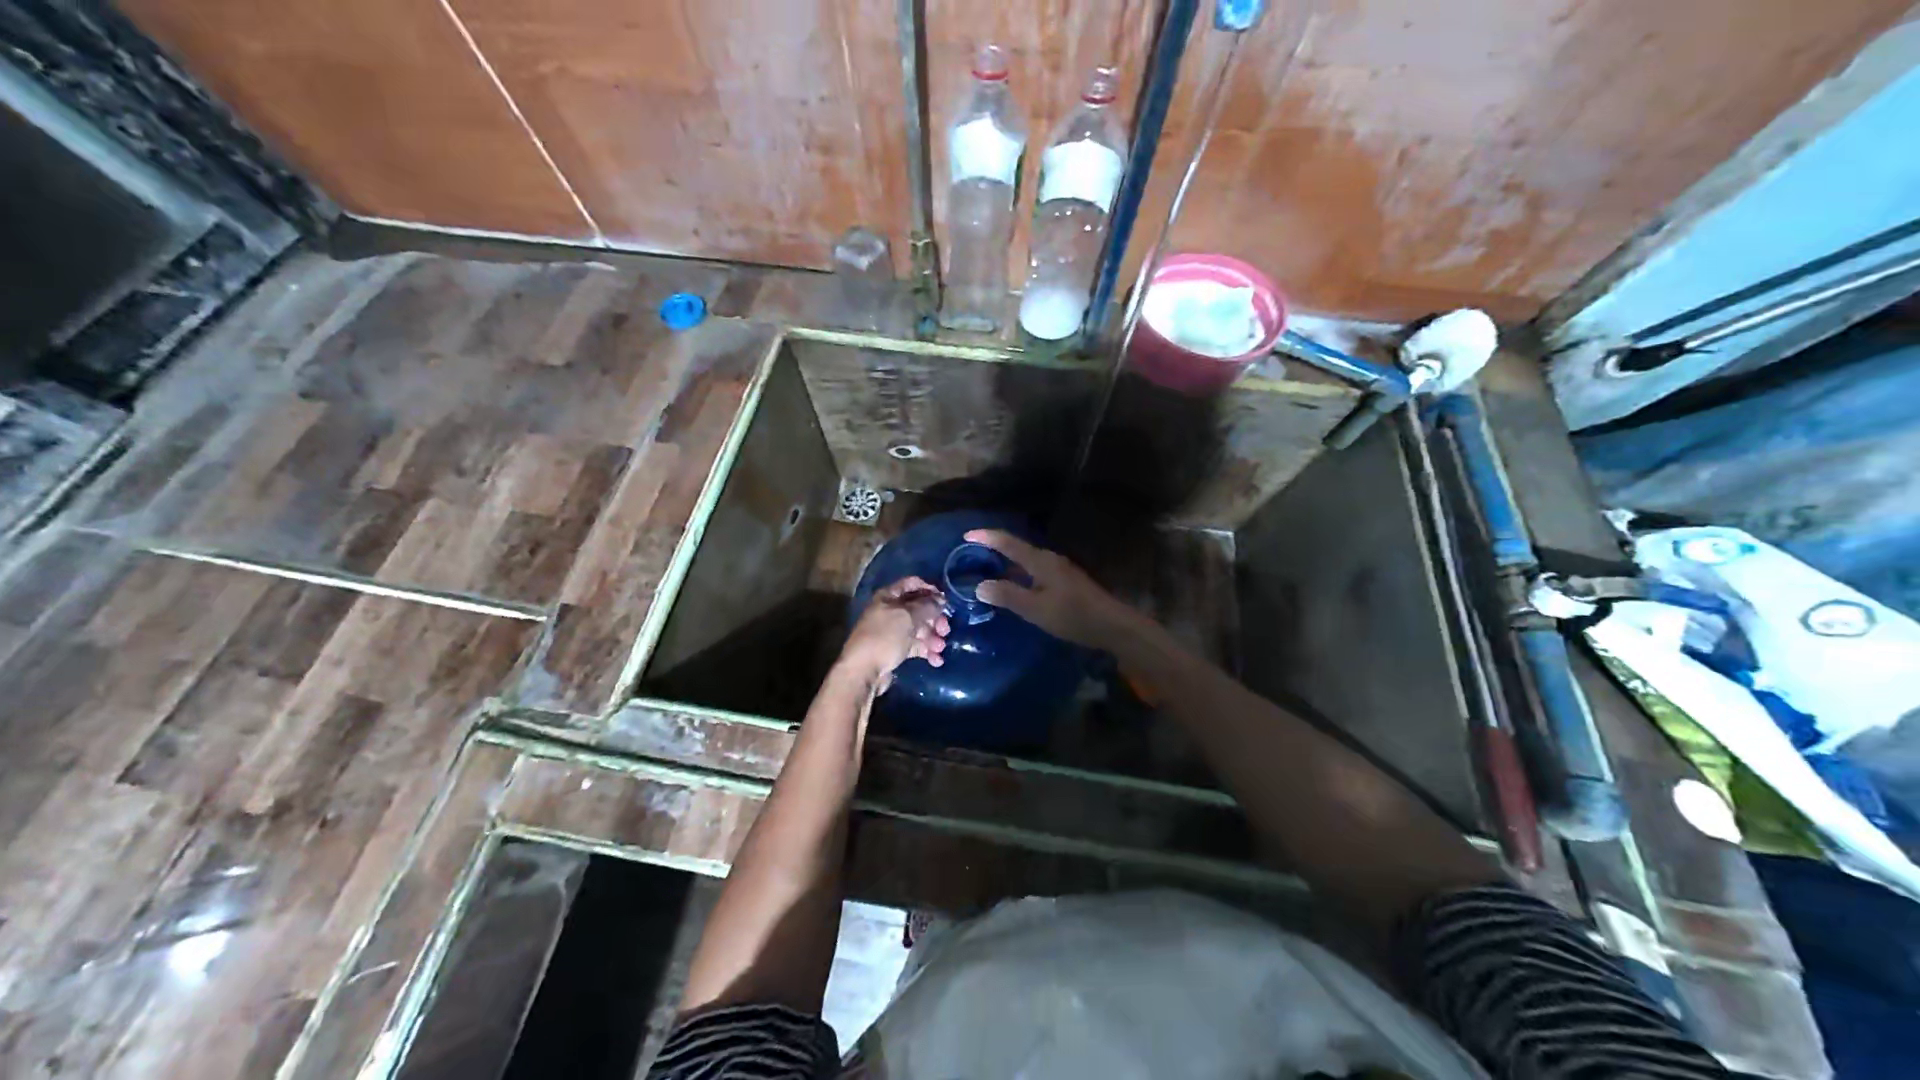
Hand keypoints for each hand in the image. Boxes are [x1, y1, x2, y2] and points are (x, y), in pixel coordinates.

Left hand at [839, 575, 948, 690]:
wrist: (863, 670)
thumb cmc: (884, 637)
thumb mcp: (908, 617)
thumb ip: (927, 606)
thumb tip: (941, 599)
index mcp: (889, 596)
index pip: (912, 584)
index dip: (930, 589)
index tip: (945, 600)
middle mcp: (890, 611)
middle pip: (918, 608)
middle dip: (934, 618)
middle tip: (945, 630)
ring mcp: (892, 631)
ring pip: (919, 629)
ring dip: (932, 637)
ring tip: (939, 648)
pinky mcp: (895, 650)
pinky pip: (914, 646)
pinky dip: (926, 651)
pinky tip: (936, 660)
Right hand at [964, 529, 1142, 648]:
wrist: (1112, 625)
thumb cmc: (1073, 615)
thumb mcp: (1036, 609)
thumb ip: (1008, 595)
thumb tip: (980, 585)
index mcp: (1041, 561)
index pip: (1008, 542)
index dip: (986, 537)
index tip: (965, 535)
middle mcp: (1049, 559)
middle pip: (1017, 548)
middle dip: (993, 548)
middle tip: (970, 555)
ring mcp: (1059, 570)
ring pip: (1026, 561)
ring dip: (1006, 563)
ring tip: (986, 571)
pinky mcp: (1065, 582)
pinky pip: (1034, 572)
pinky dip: (1018, 575)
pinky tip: (1013, 588)